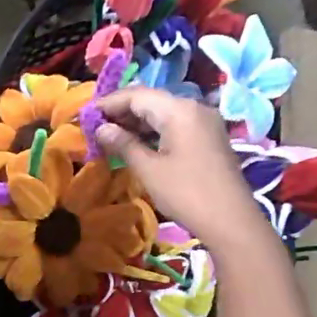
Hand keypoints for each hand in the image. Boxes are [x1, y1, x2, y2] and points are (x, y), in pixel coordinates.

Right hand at [93, 88, 274, 255]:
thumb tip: (101, 129)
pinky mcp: (210, 138)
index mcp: (179, 109)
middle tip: (95, 128)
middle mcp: (194, 107)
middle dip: (122, 112)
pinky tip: (139, 146)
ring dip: (138, 123)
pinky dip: (155, 132)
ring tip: (112, 138)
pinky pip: (176, 126)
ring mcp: (205, 122)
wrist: (231, 221)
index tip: (85, 116)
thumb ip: (124, 145)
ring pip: (164, 113)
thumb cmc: (186, 194)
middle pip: (151, 101)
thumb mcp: (149, 170)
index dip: (108, 103)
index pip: (136, 95)